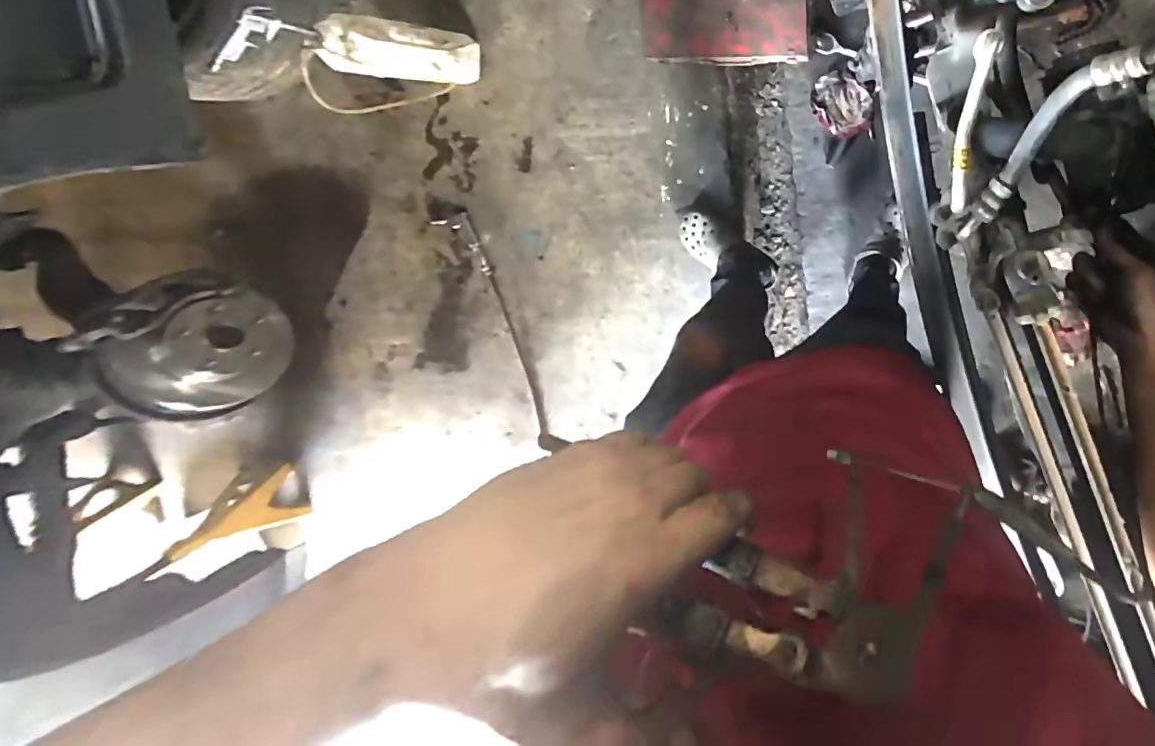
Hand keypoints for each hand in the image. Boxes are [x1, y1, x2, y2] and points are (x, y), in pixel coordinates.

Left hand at [346, 432, 748, 740]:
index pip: (716, 517)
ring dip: (674, 471)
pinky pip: (622, 440)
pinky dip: (638, 453)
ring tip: (662, 499)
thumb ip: (629, 737)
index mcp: (641, 558)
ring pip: (661, 451)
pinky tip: (619, 480)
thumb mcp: (563, 717)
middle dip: (706, 496)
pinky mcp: (560, 456)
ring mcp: (592, 469)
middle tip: (697, 522)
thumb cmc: (494, 665)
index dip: (737, 515)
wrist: (414, 606)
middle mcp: (628, 500)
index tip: (741, 522)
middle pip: (694, 475)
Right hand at [1072, 229, 1154, 369]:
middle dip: (1095, 262)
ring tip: (1103, 295)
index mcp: (1140, 255)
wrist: (1140, 341)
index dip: (1100, 226)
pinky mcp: (1089, 296)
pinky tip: (1093, 301)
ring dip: (1090, 281)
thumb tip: (1098, 222)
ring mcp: (1103, 280)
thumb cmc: (1149, 303)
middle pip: (1092, 248)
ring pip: (1081, 266)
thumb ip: (1115, 247)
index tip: (1084, 217)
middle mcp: (1119, 264)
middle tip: (1104, 274)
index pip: (1115, 233)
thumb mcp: (1138, 270)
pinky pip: (1074, 284)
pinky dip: (1082, 292)